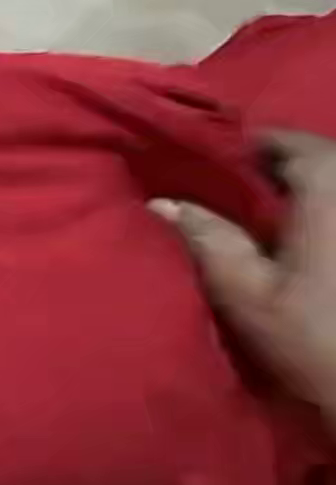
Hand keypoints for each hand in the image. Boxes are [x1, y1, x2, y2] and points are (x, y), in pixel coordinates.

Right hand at [155, 131, 335, 415]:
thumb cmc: (324, 342)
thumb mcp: (245, 293)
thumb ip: (207, 239)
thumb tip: (164, 202)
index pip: (301, 147)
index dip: (255, 141)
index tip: (206, 151)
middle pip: (333, 167)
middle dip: (282, 167)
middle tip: (225, 181)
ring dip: (308, 196)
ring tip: (262, 210)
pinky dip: (323, 220)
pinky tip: (300, 241)